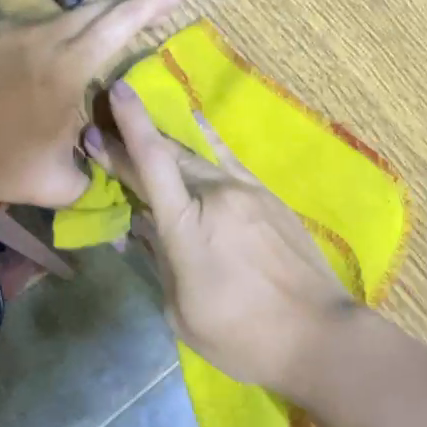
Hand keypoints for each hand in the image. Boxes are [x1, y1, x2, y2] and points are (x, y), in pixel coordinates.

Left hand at [0, 0, 189, 208]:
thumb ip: (96, 173)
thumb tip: (112, 164)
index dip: (156, 1)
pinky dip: (31, 46)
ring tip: (69, 66)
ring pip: (56, 21)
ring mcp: (7, 26)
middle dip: (131, 4)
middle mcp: (43, 35)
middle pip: (97, 9)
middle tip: (155, 1)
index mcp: (69, 66)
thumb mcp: (58, 184)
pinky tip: (18, 73)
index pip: (122, 22)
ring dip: (75, 35)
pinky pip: (17, 29)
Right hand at [88, 80, 359, 392]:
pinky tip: (197, 125)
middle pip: (170, 154)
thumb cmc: (242, 335)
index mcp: (187, 225)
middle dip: (136, 138)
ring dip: (168, 144)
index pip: (151, 162)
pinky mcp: (268, 196)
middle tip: (108, 127)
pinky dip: (206, 144)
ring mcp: (247, 191)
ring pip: (198, 157)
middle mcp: (216, 194)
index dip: (129, 126)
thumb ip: (160, 260)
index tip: (113, 91)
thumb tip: (145, 227)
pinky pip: (227, 162)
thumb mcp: (181, 311)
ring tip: (145, 130)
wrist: (318, 333)